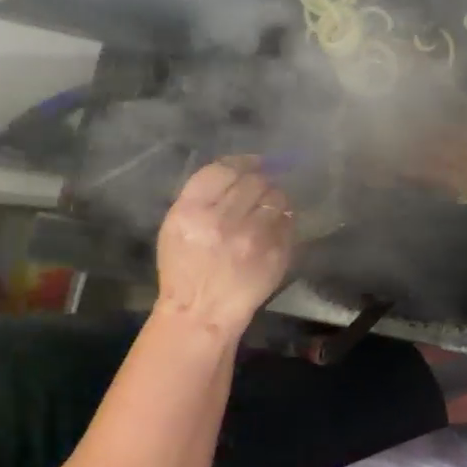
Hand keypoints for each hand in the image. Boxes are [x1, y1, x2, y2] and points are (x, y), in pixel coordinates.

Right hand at [154, 158, 294, 334]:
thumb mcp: (177, 228)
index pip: (221, 171)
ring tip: (267, 204)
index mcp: (190, 212)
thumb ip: (203, 199)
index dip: (242, 161)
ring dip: (276, 196)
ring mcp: (255, 234)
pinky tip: (275, 222)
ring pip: (277, 197)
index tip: (254, 161)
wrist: (204, 305)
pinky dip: (284, 215)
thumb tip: (238, 171)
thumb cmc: (186, 266)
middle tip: (262, 184)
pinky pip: (289, 218)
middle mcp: (223, 219)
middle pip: (254, 181)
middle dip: (261, 178)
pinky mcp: (278, 248)